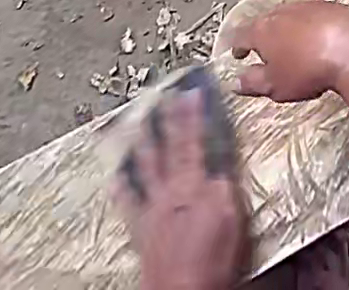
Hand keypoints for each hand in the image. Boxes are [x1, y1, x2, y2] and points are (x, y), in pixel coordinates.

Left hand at [114, 80, 248, 289]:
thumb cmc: (212, 257)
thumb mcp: (231, 215)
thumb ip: (223, 184)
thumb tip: (218, 162)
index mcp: (195, 184)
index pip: (195, 140)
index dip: (193, 114)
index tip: (191, 90)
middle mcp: (171, 191)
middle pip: (169, 148)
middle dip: (167, 120)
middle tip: (162, 95)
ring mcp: (153, 209)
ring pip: (147, 167)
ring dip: (144, 142)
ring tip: (139, 121)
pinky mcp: (142, 230)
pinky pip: (129, 203)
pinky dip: (122, 187)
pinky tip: (117, 175)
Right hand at [228, 0, 348, 101]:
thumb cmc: (309, 68)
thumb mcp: (275, 85)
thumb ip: (253, 82)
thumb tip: (237, 81)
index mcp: (263, 29)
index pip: (242, 34)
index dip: (237, 45)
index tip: (237, 53)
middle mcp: (283, 11)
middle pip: (266, 22)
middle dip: (263, 36)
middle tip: (264, 52)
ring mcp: (308, 5)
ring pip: (290, 16)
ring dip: (288, 30)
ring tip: (293, 49)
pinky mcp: (330, 6)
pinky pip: (313, 16)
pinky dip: (310, 27)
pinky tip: (318, 42)